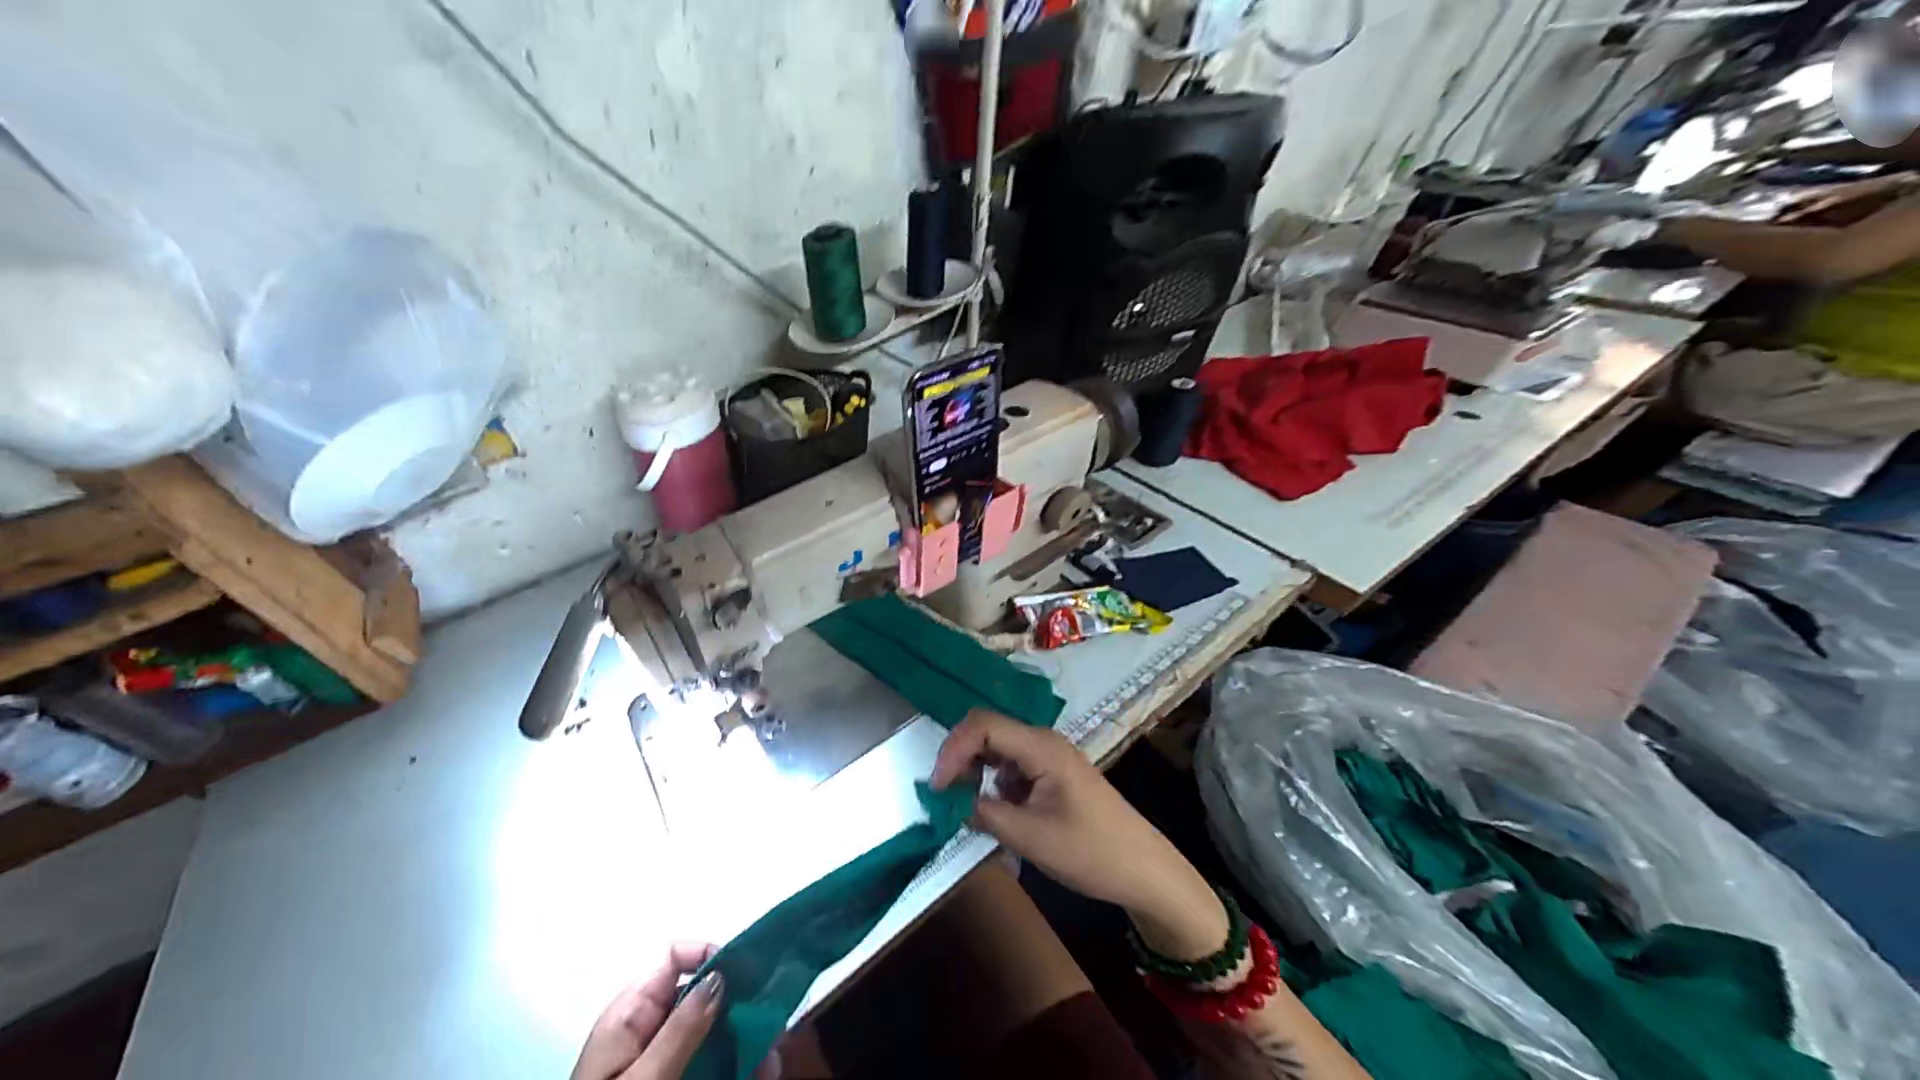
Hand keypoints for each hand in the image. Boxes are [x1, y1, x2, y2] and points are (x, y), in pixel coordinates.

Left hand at [572, 944, 774, 1079]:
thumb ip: (682, 1029)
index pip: (674, 957)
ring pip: (713, 1033)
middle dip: (741, 1009)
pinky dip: (735, 1069)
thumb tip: (721, 974)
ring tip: (770, 1069)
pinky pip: (709, 1066)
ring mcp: (660, 1062)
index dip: (710, 956)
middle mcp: (647, 1030)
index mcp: (630, 1015)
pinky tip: (758, 1077)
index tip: (746, 978)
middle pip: (702, 995)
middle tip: (773, 1032)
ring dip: (746, 1044)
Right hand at [932, 709, 1229, 960]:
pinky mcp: (1053, 776)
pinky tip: (991, 812)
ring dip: (976, 772)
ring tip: (963, 806)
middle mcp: (1044, 742)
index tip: (937, 787)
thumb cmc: (1090, 851)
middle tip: (944, 796)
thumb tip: (948, 802)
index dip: (953, 749)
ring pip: (998, 750)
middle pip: (988, 731)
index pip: (983, 724)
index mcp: (1041, 746)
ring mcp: (1050, 758)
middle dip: (961, 758)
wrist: (1144, 870)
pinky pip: (1012, 768)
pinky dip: (993, 785)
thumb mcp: (1030, 836)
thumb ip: (984, 813)